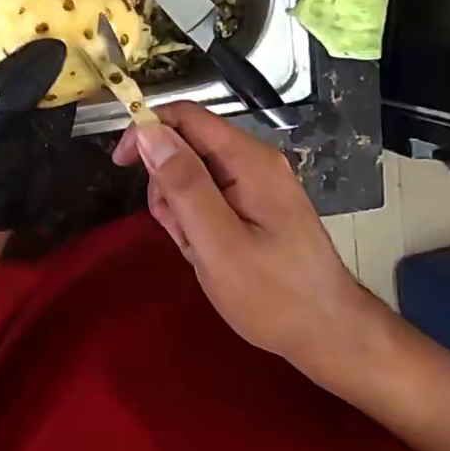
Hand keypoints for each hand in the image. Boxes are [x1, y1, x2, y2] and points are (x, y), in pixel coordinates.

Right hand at [112, 102, 383, 367]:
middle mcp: (255, 161)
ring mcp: (257, 182)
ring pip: (194, 173)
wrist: (328, 333)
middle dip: (167, 184)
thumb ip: (184, 185)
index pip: (187, 117)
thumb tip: (149, 132)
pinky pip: (210, 196)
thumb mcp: (219, 244)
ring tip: (198, 250)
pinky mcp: (256, 203)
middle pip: (188, 145)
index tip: (121, 165)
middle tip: (180, 232)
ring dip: (181, 208)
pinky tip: (208, 252)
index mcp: (249, 160)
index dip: (147, 130)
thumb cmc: (274, 295)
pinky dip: (197, 220)